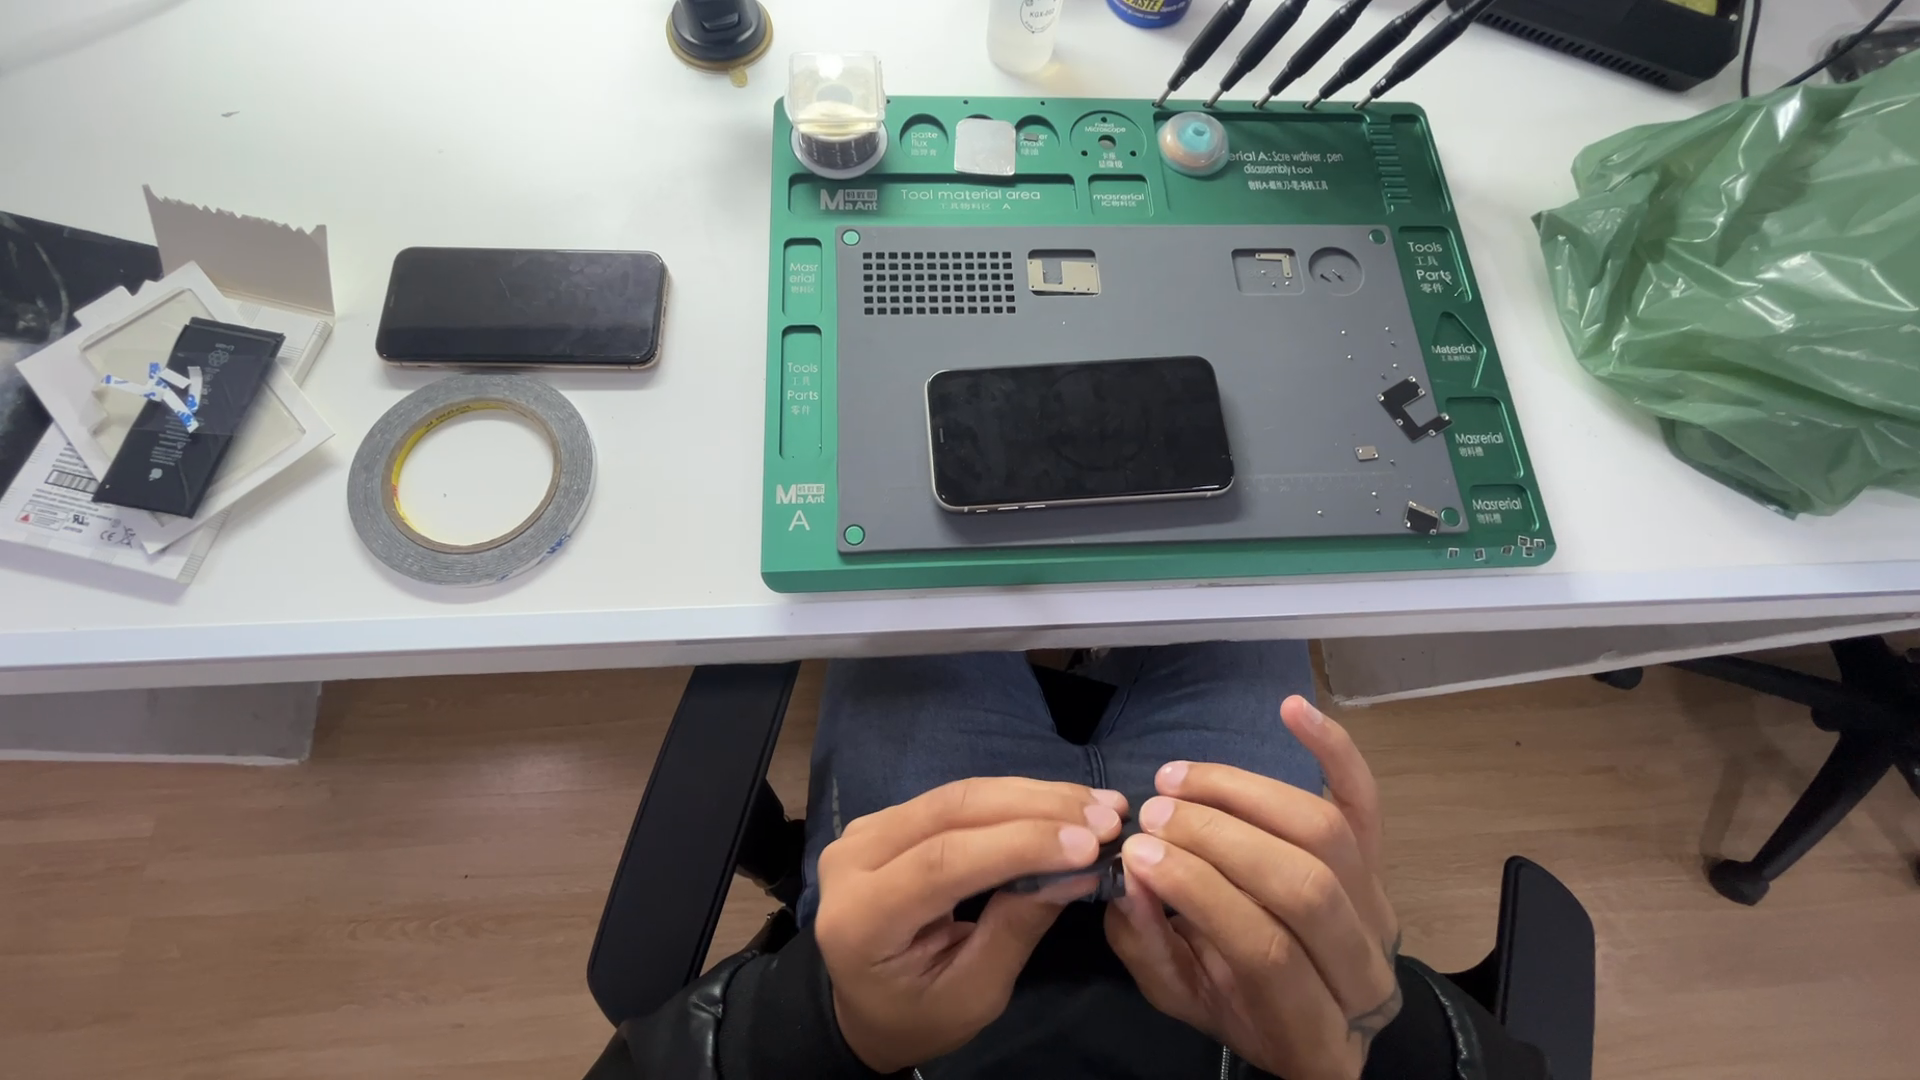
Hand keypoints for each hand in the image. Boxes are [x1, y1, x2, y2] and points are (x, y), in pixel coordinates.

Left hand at [814, 776, 1127, 1073]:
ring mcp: (867, 827)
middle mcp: (853, 855)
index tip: (1088, 844)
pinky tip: (1062, 801)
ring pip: (959, 793)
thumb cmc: (916, 1013)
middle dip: (1037, 809)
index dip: (1019, 845)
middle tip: (1107, 817)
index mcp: (861, 916)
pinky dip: (1015, 797)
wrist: (860, 1004)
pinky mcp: (889, 815)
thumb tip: (1080, 869)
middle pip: (952, 810)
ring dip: (1035, 796)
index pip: (943, 862)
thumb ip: (1017, 927)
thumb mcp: (972, 994)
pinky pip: (957, 797)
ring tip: (1099, 805)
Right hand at [1104, 696, 1401, 1079]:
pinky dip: (1332, 748)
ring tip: (1177, 779)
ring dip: (1243, 793)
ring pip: (1324, 833)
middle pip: (1302, 885)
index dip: (1198, 890)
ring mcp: (1378, 907)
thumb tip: (1128, 872)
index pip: (1264, 949)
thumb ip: (1147, 944)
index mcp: (1310, 1027)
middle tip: (1153, 812)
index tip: (1137, 851)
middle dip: (1216, 837)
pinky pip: (1364, 799)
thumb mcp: (1181, 996)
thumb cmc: (1238, 1003)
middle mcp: (1363, 968)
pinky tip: (1290, 708)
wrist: (1312, 1011)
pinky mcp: (1379, 860)